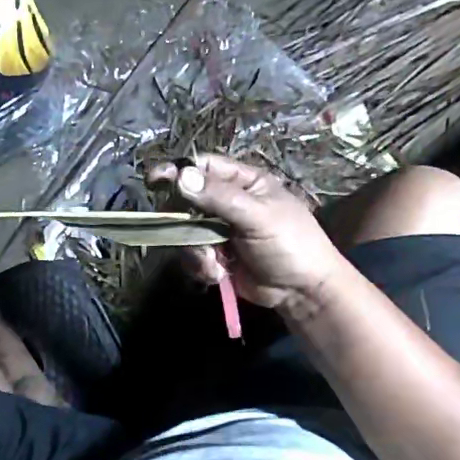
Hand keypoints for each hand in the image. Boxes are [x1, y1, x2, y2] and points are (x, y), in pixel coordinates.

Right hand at [146, 154, 349, 312]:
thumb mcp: (258, 216)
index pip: (205, 167)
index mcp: (245, 182)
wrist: (303, 292)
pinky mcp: (216, 256)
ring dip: (195, 250)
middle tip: (188, 234)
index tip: (156, 180)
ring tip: (214, 263)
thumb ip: (220, 197)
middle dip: (185, 221)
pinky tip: (218, 275)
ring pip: (186, 232)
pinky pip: (192, 255)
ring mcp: (221, 230)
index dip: (180, 171)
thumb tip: (182, 177)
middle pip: (188, 201)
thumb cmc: (291, 244)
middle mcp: (229, 202)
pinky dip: (201, 266)